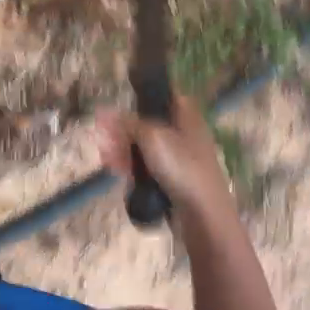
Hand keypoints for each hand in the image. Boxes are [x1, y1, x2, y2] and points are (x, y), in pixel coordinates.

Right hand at [95, 96, 235, 217]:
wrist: (204, 216)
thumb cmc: (181, 167)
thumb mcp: (151, 137)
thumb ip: (128, 122)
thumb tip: (106, 113)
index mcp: (186, 115)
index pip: (164, 93)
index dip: (143, 93)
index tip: (122, 99)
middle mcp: (185, 132)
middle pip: (149, 122)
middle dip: (124, 128)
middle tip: (105, 135)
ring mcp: (180, 158)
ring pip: (146, 146)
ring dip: (124, 148)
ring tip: (107, 157)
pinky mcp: (174, 179)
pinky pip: (149, 167)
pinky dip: (133, 166)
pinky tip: (117, 170)